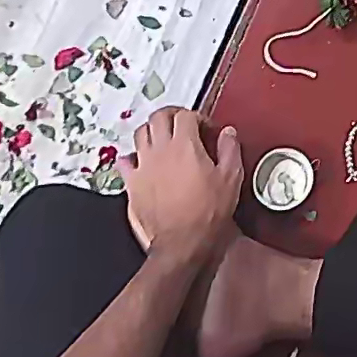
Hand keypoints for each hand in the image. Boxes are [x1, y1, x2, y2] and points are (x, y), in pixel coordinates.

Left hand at [122, 108, 242, 268]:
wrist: (182, 242)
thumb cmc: (208, 211)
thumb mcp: (231, 178)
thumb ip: (230, 149)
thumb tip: (228, 133)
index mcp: (185, 145)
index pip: (185, 115)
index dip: (197, 117)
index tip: (206, 128)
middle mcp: (160, 150)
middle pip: (158, 117)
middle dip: (171, 115)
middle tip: (182, 123)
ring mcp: (143, 166)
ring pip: (140, 133)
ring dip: (153, 130)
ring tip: (164, 139)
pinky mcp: (132, 183)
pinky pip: (125, 161)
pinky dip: (133, 156)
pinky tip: (142, 161)